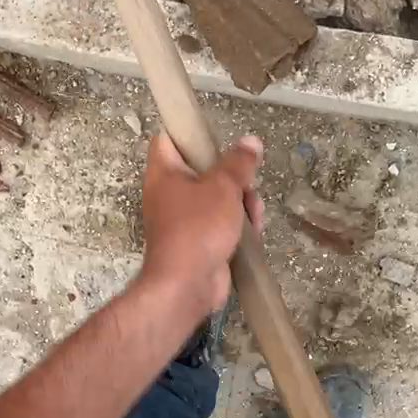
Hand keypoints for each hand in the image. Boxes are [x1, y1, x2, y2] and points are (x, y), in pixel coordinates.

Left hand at [136, 133, 264, 316]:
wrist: (187, 285)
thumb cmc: (198, 228)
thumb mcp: (222, 187)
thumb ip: (238, 163)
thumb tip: (250, 141)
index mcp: (164, 173)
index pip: (168, 139)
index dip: (189, 132)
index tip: (216, 136)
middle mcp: (170, 193)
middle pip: (204, 170)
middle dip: (233, 176)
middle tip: (246, 184)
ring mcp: (184, 218)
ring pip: (219, 197)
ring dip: (242, 202)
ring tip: (252, 213)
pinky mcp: (199, 240)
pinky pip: (222, 222)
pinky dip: (238, 224)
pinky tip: (252, 231)